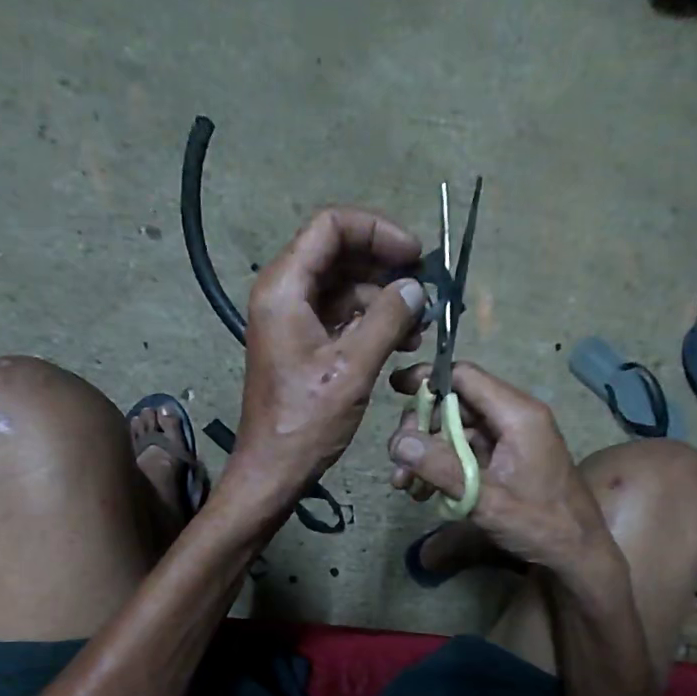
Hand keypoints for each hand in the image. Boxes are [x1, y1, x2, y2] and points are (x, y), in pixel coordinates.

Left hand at [225, 208, 427, 513]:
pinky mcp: (301, 343)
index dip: (378, 230)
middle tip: (424, 289)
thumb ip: (387, 319)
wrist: (273, 468)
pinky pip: (339, 315)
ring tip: (419, 325)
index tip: (415, 255)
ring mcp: (290, 319)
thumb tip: (416, 287)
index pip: (331, 226)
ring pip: (342, 286)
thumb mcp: (353, 367)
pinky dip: (370, 321)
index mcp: (284, 288)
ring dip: (382, 298)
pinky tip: (400, 342)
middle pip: (338, 252)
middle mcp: (282, 294)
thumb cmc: (306, 421)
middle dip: (384, 265)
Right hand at [387, 361, 614, 572]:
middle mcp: (513, 418)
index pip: (464, 376)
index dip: (427, 379)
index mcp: (517, 415)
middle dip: (419, 429)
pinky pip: (463, 451)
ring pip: (454, 430)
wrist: (576, 554)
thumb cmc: (539, 524)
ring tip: (404, 485)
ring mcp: (508, 438)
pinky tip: (422, 492)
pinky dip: (440, 466)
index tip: (394, 390)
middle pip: (453, 404)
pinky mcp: (504, 458)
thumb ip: (440, 467)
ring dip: (425, 453)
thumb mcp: (484, 498)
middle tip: (397, 461)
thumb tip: (398, 442)